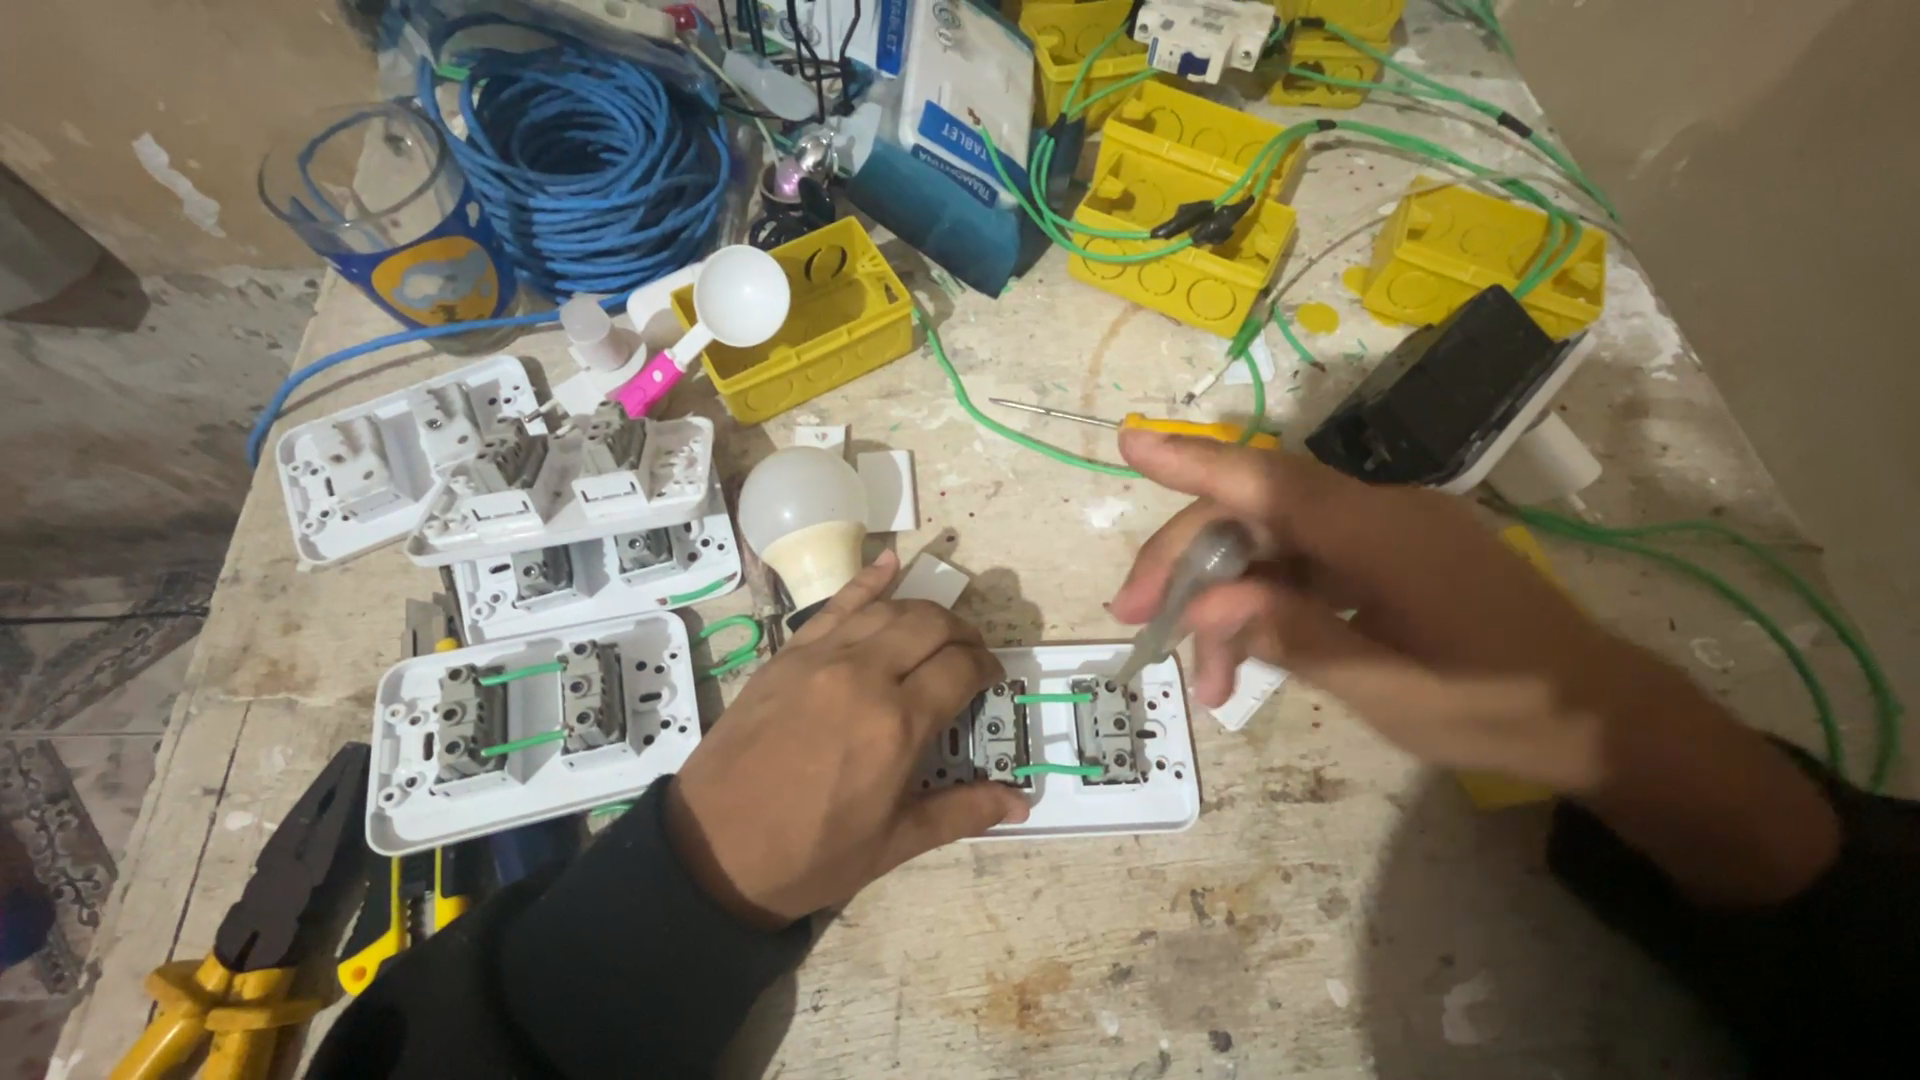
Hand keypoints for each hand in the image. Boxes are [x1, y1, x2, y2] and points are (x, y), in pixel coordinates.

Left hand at [665, 551, 1029, 928]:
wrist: (713, 849)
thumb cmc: (810, 855)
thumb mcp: (893, 844)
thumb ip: (961, 811)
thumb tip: (1022, 801)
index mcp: (896, 724)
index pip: (960, 668)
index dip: (986, 668)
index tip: (991, 680)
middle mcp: (863, 675)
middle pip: (931, 625)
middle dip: (963, 634)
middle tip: (971, 655)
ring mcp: (821, 657)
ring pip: (888, 609)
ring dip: (924, 612)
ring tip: (939, 630)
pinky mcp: (788, 654)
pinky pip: (836, 604)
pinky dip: (867, 580)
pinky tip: (889, 562)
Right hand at [1113, 431, 1838, 903]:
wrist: (1602, 719)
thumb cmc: (1495, 706)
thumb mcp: (1384, 685)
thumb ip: (1290, 635)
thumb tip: (1203, 605)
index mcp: (1382, 533)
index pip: (1269, 483)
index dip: (1194, 462)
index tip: (1130, 441)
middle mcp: (1378, 514)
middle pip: (1256, 515)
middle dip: (1188, 562)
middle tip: (1134, 619)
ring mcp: (1385, 533)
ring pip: (1275, 547)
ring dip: (1228, 602)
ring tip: (1209, 682)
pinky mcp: (1390, 558)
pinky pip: (1309, 567)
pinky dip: (1269, 606)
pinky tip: (1250, 658)